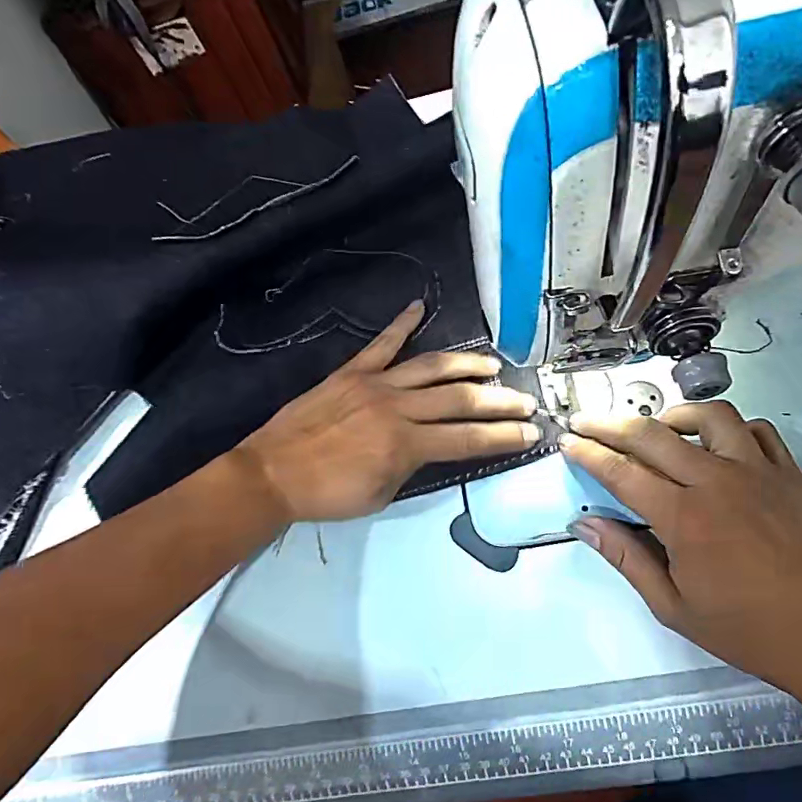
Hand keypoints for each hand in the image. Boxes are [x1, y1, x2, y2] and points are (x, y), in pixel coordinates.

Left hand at [232, 300, 539, 522]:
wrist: (271, 473)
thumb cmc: (328, 494)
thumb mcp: (382, 494)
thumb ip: (413, 467)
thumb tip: (433, 448)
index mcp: (406, 445)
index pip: (468, 439)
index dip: (503, 437)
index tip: (530, 433)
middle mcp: (397, 408)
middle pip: (460, 399)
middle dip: (499, 402)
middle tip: (526, 402)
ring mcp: (374, 384)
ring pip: (432, 367)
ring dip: (467, 365)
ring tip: (494, 366)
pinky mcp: (351, 373)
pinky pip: (382, 345)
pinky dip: (401, 324)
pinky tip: (418, 307)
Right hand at [562, 401, 801, 690]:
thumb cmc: (746, 630)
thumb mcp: (673, 607)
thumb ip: (626, 558)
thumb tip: (585, 524)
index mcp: (685, 518)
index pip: (623, 471)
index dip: (589, 454)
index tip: (568, 442)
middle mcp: (719, 481)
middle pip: (655, 435)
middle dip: (612, 425)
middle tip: (588, 422)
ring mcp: (759, 471)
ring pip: (710, 417)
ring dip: (675, 415)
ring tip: (657, 429)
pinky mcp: (790, 474)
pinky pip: (757, 431)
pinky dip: (730, 429)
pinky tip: (717, 446)